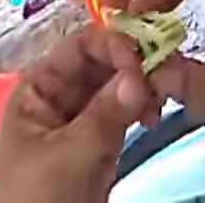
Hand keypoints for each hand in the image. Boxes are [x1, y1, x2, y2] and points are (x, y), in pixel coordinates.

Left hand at [0, 26, 157, 202]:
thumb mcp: (66, 158)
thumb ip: (105, 114)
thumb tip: (141, 75)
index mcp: (40, 87)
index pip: (81, 45)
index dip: (113, 45)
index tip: (143, 64)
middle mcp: (61, 95)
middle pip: (103, 62)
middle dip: (134, 66)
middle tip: (163, 80)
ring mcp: (81, 121)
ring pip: (118, 87)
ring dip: (141, 88)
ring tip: (157, 105)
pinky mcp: (99, 147)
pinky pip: (124, 114)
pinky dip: (141, 110)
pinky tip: (153, 116)